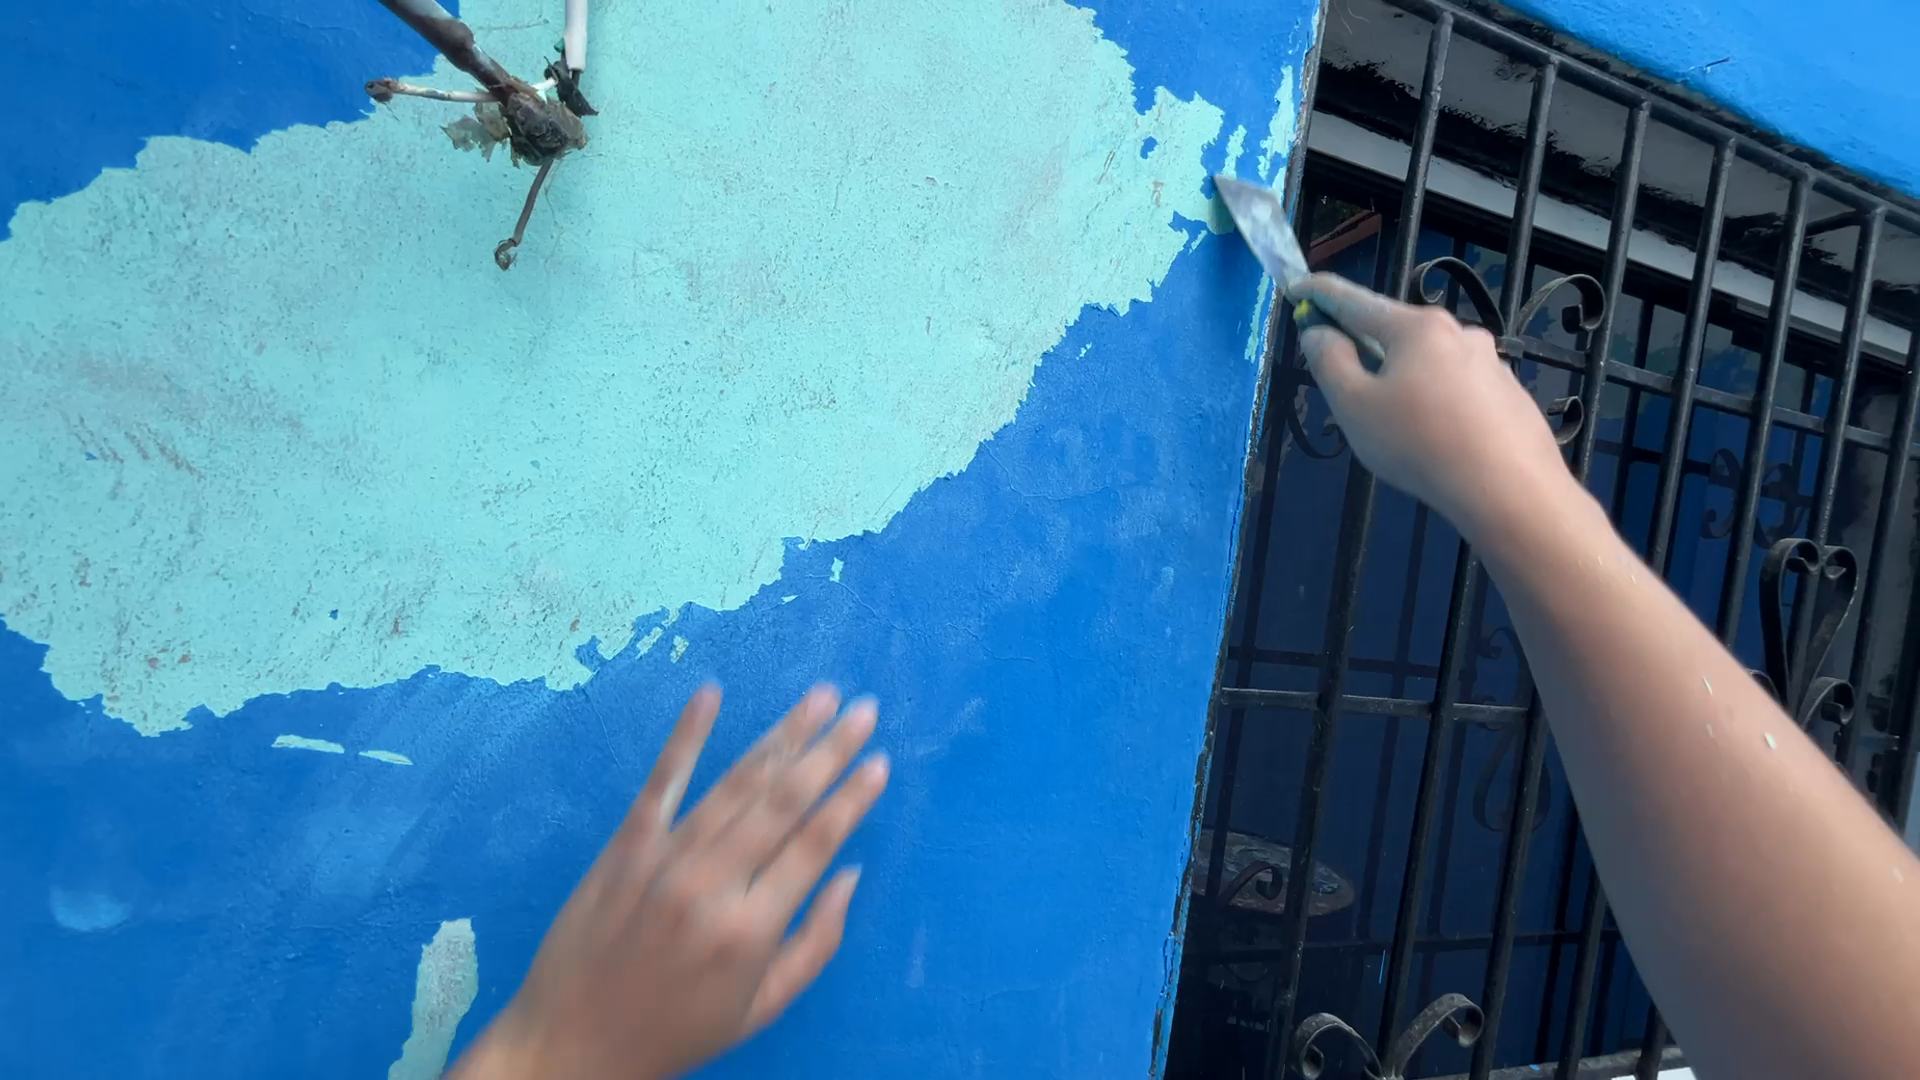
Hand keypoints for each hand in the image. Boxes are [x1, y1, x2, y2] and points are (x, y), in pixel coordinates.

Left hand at [450, 684, 890, 1079]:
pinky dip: (687, 736)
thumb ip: (817, 942)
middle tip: (864, 710)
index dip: (852, 799)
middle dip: (830, 750)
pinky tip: (711, 693)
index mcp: (751, 929)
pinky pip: (663, 781)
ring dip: (783, 734)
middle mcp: (712, 884)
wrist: (567, 1049)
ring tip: (821, 697)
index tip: (880, 762)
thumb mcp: (762, 1009)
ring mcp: (665, 858)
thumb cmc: (678, 1030)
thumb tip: (852, 871)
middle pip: (783, 802)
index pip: (815, 845)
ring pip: (737, 783)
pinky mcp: (625, 844)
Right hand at [1294, 272, 1569, 541]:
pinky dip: (1424, 398)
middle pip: (1390, 330)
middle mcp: (1455, 331)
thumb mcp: (1353, 405)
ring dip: (1393, 378)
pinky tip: (1424, 436)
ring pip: (1420, 360)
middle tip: (1337, 385)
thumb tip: (1317, 331)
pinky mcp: (1503, 391)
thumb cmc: (1417, 443)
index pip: (1354, 300)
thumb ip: (1329, 361)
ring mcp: (1486, 360)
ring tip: (1384, 426)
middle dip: (1359, 346)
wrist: (1508, 488)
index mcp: (1415, 327)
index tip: (1295, 285)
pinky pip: (1448, 385)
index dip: (1319, 293)